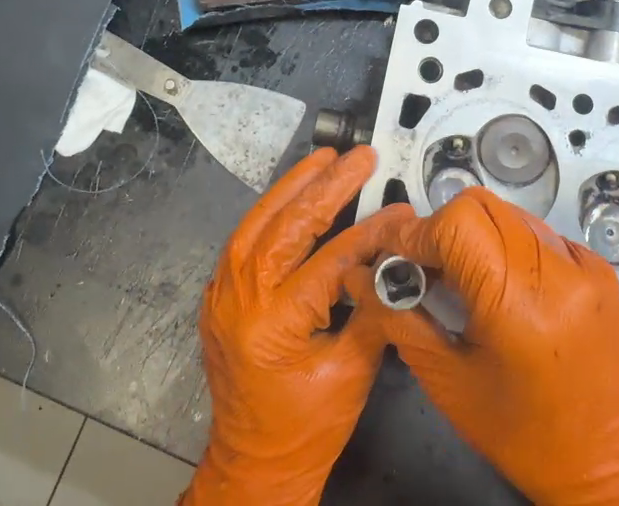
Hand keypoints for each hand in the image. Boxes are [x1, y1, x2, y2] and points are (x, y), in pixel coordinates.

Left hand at [181, 145, 412, 505]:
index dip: (368, 232)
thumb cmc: (307, 427)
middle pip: (285, 227)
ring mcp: (222, 295)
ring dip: (292, 187)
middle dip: (325, 187)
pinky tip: (293, 194)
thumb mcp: (352, 373)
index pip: (328, 260)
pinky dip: (270, 212)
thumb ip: (372, 309)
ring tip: (324, 158)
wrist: (255, 462)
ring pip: (256, 223)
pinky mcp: (220, 296)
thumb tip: (395, 258)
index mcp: (273, 324)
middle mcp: (239, 299)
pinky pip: (244, 240)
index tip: (398, 209)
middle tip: (358, 157)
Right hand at [362, 187, 618, 505]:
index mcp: (520, 301)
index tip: (395, 260)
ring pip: (509, 213)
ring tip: (460, 280)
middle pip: (480, 206)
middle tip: (424, 269)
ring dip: (474, 233)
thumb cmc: (527, 437)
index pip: (455, 222)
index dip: (415, 234)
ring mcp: (584, 266)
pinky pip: (539, 234)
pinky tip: (502, 288)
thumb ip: (402, 321)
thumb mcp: (450, 385)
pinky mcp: (598, 270)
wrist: (617, 465)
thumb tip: (364, 280)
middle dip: (441, 228)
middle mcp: (557, 270)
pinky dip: (509, 246)